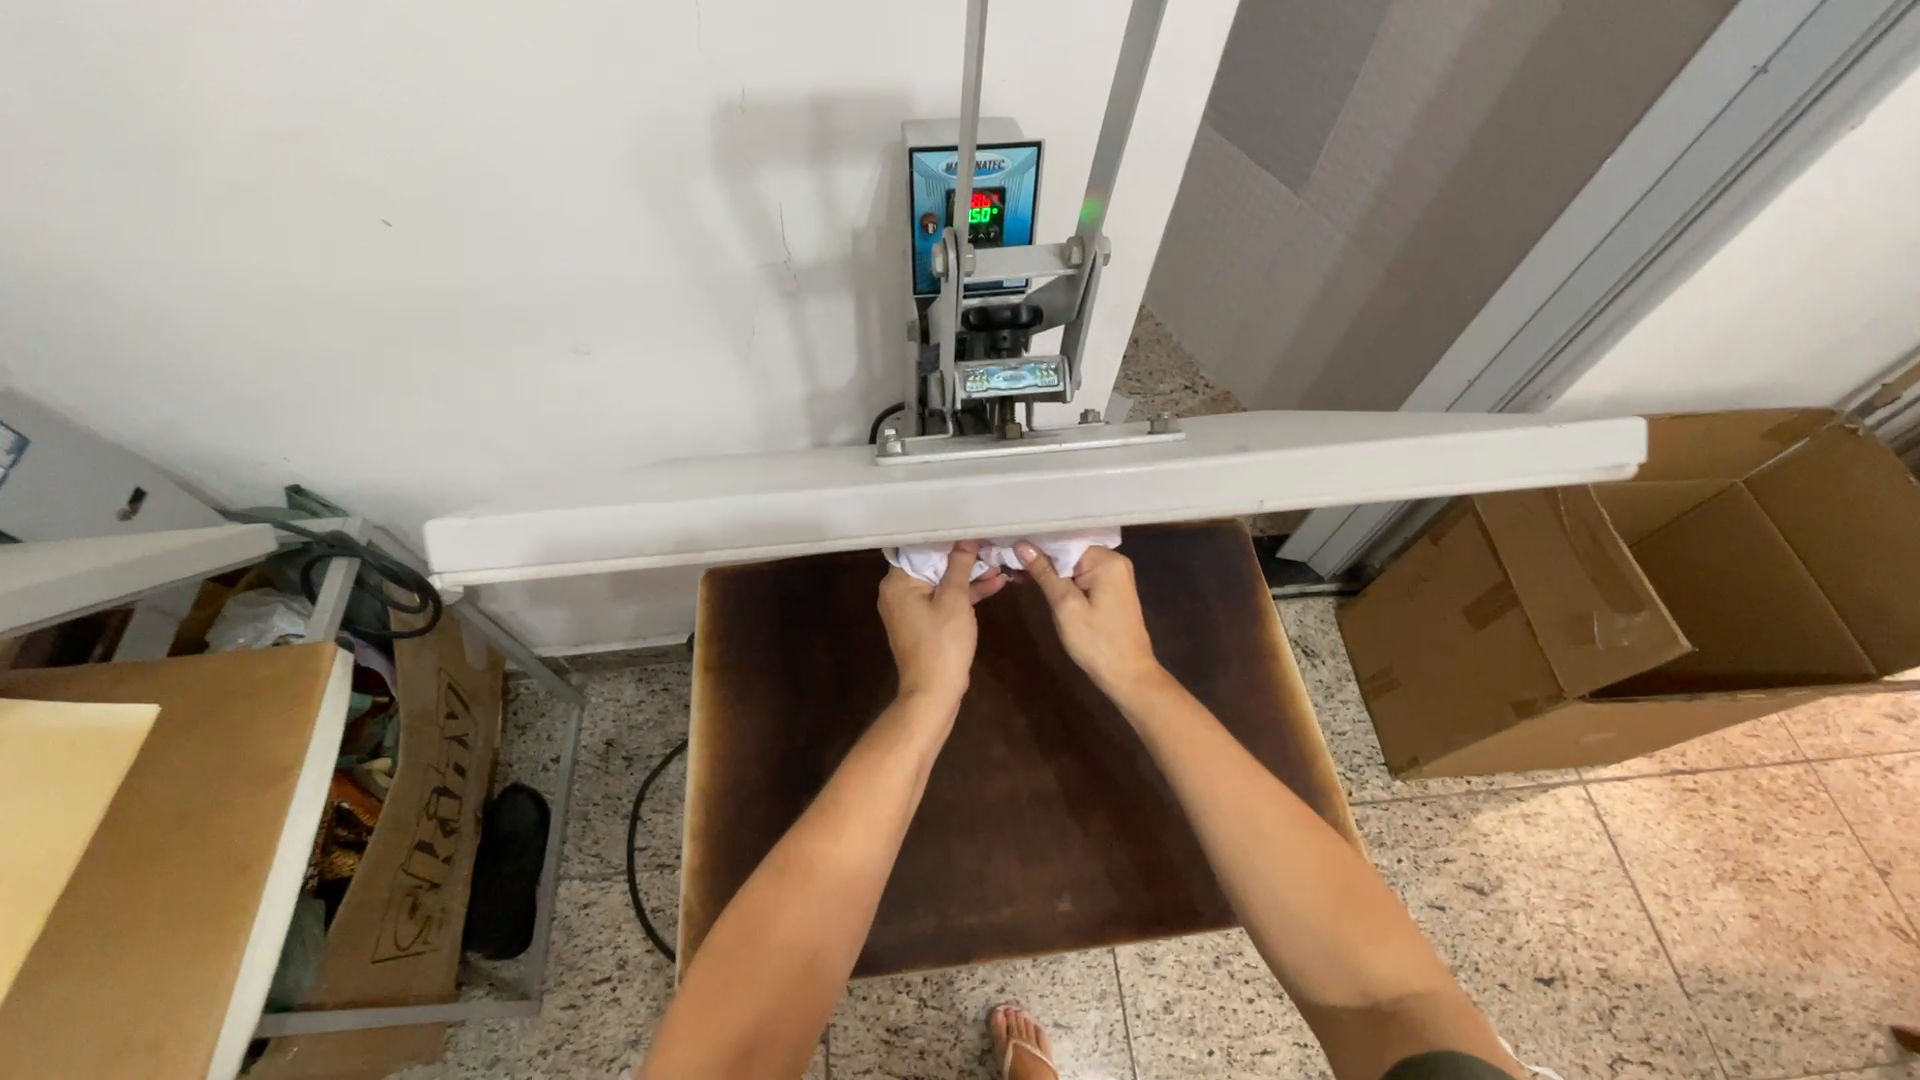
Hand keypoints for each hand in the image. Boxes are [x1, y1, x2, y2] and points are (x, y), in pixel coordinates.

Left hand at [877, 541, 1007, 703]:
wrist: (934, 691)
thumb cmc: (942, 643)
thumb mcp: (955, 600)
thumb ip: (959, 565)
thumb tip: (966, 538)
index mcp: (898, 582)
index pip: (919, 547)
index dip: (946, 536)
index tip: (969, 524)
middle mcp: (898, 591)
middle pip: (931, 563)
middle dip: (962, 555)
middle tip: (988, 540)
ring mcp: (911, 608)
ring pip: (941, 582)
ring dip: (968, 575)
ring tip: (998, 561)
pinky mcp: (924, 622)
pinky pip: (944, 599)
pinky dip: (964, 594)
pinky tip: (995, 583)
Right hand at [1014, 542, 1161, 697]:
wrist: (1128, 675)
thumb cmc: (1096, 642)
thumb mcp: (1065, 606)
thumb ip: (1044, 573)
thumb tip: (1022, 545)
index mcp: (1106, 560)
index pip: (1064, 541)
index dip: (1036, 545)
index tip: (1010, 549)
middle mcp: (1115, 560)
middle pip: (1070, 551)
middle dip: (1041, 557)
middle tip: (1009, 562)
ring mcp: (1115, 575)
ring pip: (1074, 564)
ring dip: (1050, 570)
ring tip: (1018, 572)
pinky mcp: (1112, 589)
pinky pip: (1083, 576)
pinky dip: (1064, 580)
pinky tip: (1040, 583)